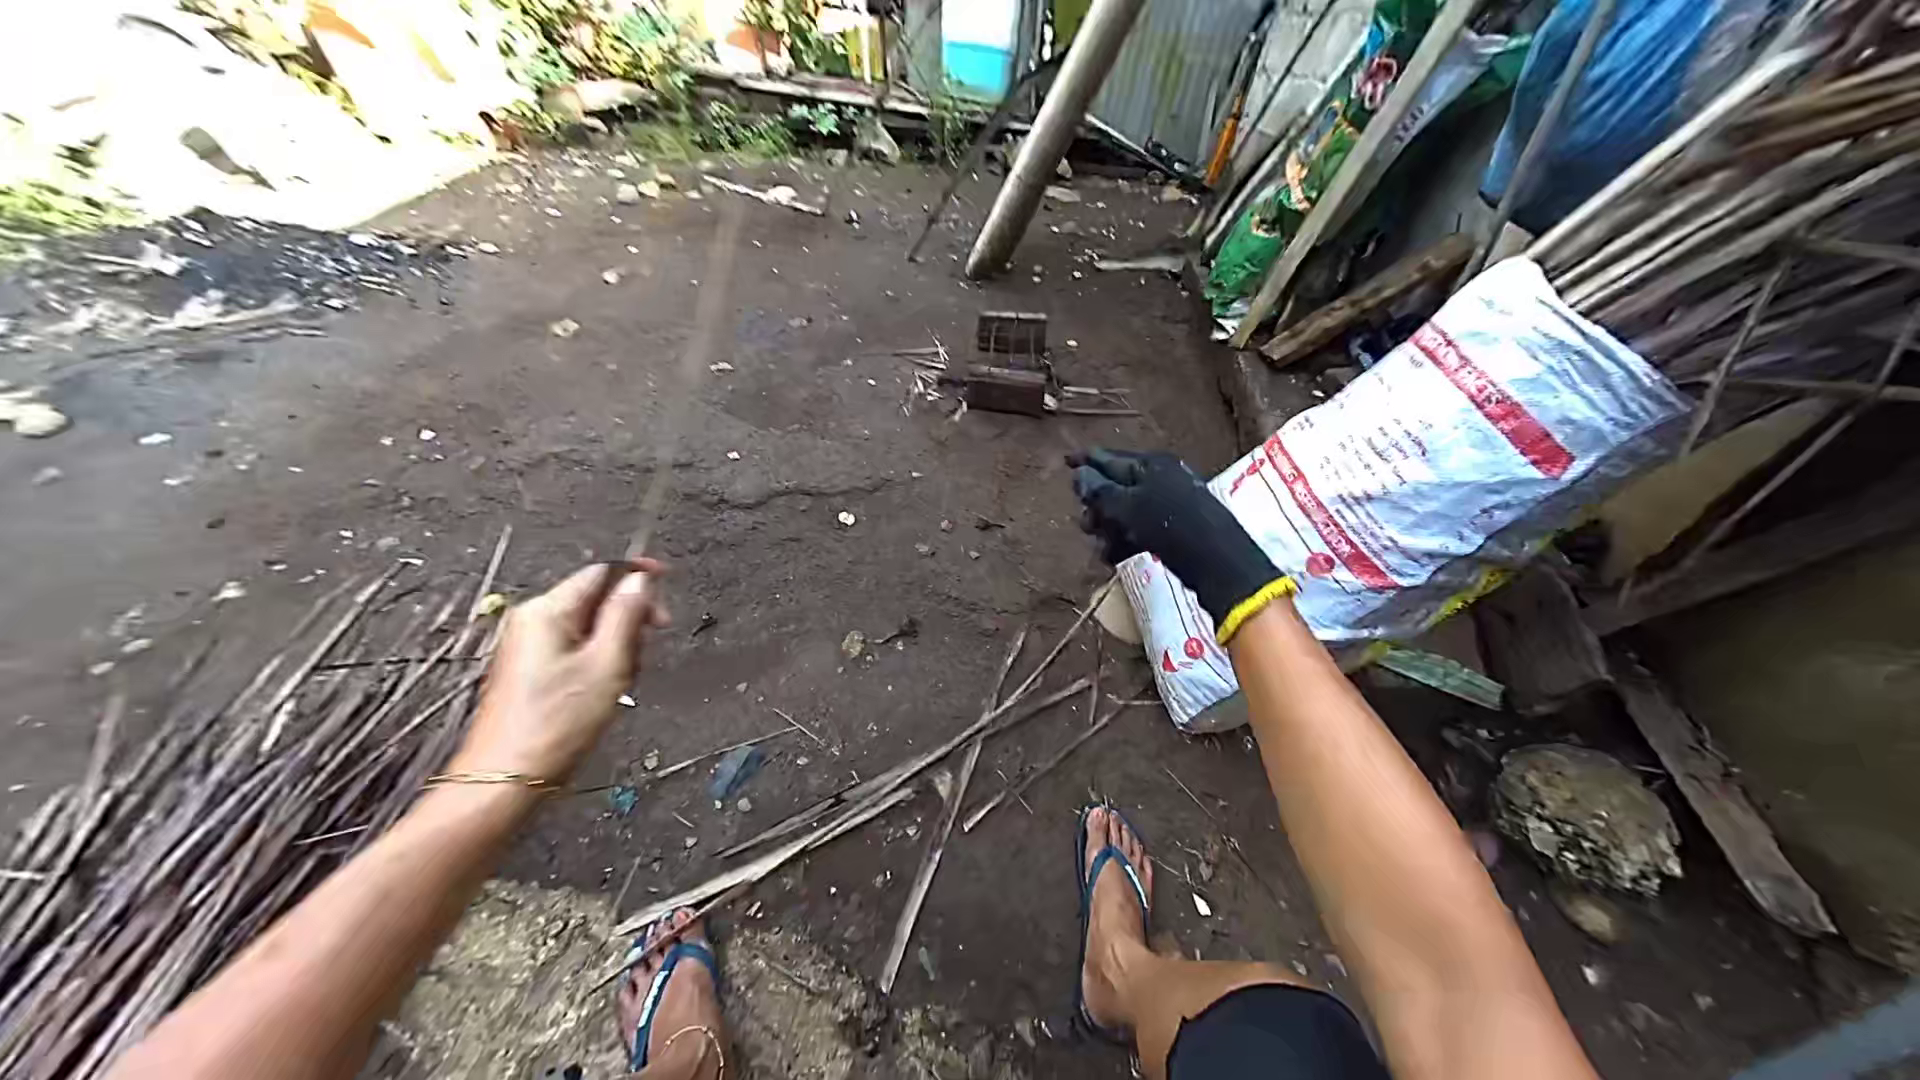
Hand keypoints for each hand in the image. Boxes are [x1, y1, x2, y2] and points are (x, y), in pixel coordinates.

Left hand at [455, 560, 669, 782]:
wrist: (507, 778)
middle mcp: (534, 621)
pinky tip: (607, 686)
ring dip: (618, 643)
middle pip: (597, 598)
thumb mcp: (608, 662)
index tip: (666, 579)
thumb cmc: (557, 723)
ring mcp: (531, 645)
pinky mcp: (534, 668)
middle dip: (630, 616)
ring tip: (623, 676)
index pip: (600, 572)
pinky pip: (579, 647)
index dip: (636, 574)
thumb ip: (626, 614)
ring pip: (592, 625)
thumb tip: (640, 581)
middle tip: (650, 643)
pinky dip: (601, 659)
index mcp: (547, 611)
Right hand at [1068, 448, 1284, 628]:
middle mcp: (1160, 479)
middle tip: (1087, 526)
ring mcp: (1168, 504)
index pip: (1109, 458)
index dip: (1086, 461)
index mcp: (1151, 464)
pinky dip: (1125, 541)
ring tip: (1103, 548)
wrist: (1218, 563)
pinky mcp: (1174, 529)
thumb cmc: (1170, 527)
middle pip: (1115, 487)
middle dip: (1096, 507)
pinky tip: (1115, 557)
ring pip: (1125, 512)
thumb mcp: (1127, 507)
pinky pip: (1139, 529)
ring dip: (1108, 530)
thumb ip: (1099, 491)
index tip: (1066, 461)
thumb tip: (1079, 475)